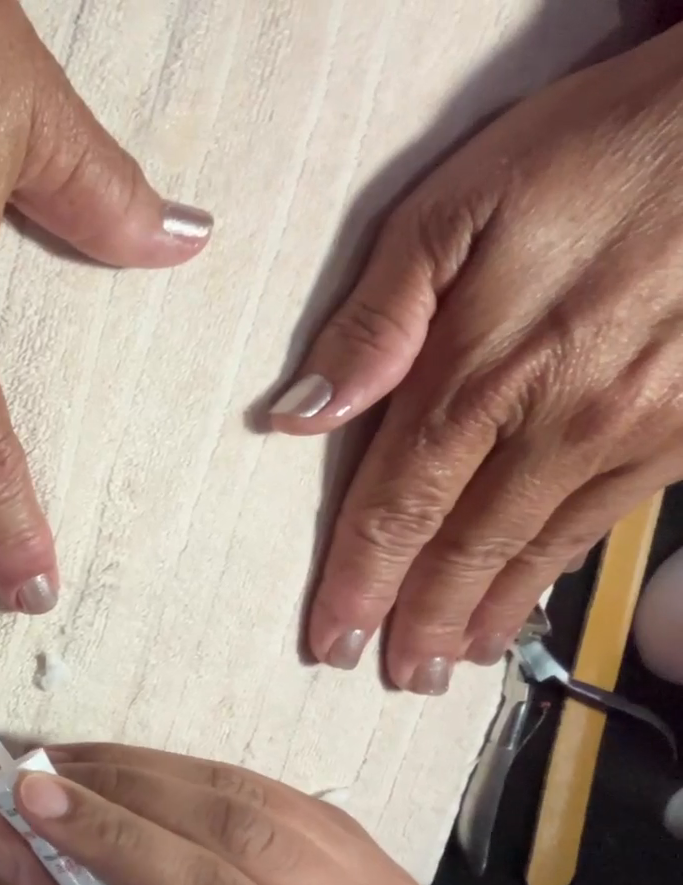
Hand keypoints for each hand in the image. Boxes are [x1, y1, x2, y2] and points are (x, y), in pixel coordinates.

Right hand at [0, 744, 464, 884]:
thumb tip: (4, 831)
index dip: (121, 840)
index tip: (30, 794)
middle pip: (243, 840)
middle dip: (126, 792)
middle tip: (43, 771)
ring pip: (250, 799)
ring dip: (145, 769)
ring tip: (72, 764)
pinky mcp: (372, 843)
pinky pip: (259, 783)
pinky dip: (178, 768)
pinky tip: (124, 769)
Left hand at [270, 24, 682, 691]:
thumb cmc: (594, 153)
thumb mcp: (446, 216)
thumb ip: (369, 324)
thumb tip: (293, 415)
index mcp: (483, 375)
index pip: (396, 506)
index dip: (358, 579)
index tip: (326, 637)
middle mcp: (568, 418)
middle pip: (467, 543)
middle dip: (418, 617)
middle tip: (385, 676)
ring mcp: (653, 424)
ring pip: (544, 543)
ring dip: (487, 608)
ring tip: (447, 661)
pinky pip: (615, 518)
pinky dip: (560, 567)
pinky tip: (531, 595)